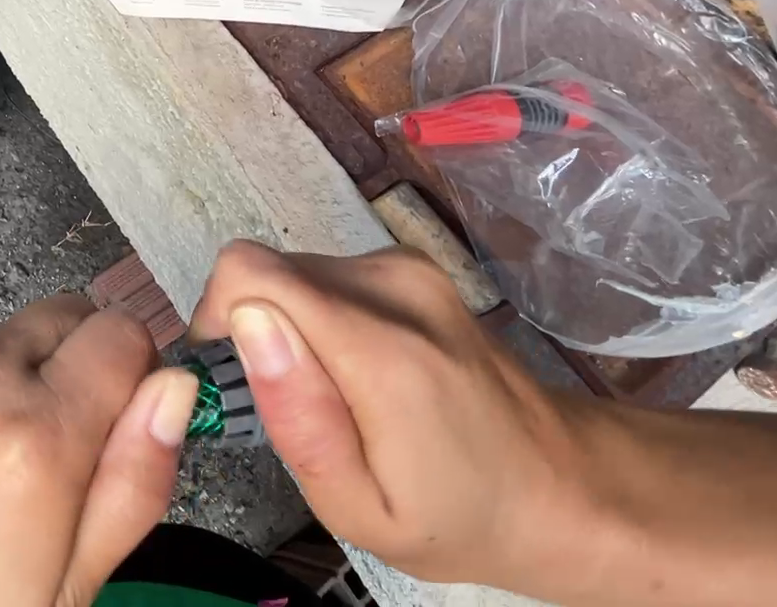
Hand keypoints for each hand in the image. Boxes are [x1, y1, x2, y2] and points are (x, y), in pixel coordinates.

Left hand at [0, 295, 198, 606]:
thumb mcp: (65, 590)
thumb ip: (133, 482)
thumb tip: (174, 386)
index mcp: (36, 437)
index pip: (124, 334)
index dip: (136, 374)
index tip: (118, 421)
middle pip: (72, 315)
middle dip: (81, 364)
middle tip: (55, 446)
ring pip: (15, 332)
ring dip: (21, 374)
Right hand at [189, 240, 609, 592]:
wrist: (559, 483)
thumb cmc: (453, 514)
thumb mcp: (358, 509)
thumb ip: (296, 416)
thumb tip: (245, 321)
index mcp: (381, 346)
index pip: (249, 273)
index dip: (216, 315)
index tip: (231, 373)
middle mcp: (391, 282)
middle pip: (263, 271)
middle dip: (250, 327)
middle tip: (286, 398)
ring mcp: (404, 264)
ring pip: (287, 269)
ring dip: (281, 321)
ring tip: (324, 386)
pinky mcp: (407, 261)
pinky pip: (319, 272)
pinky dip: (310, 312)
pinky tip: (347, 363)